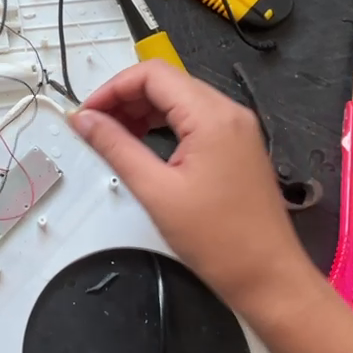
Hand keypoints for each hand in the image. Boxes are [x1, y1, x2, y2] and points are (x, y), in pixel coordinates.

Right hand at [71, 61, 320, 314]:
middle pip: (165, 82)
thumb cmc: (218, 240)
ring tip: (113, 136)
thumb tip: (84, 120)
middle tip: (94, 126)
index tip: (87, 113)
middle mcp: (229, 113)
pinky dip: (161, 124)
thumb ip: (115, 147)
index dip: (112, 87)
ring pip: (178, 98)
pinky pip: (192, 118)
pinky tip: (141, 143)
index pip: (152, 74)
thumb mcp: (155, 190)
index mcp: (212, 116)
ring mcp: (237, 128)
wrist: (268, 278)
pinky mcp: (236, 146)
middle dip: (124, 98)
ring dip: (141, 110)